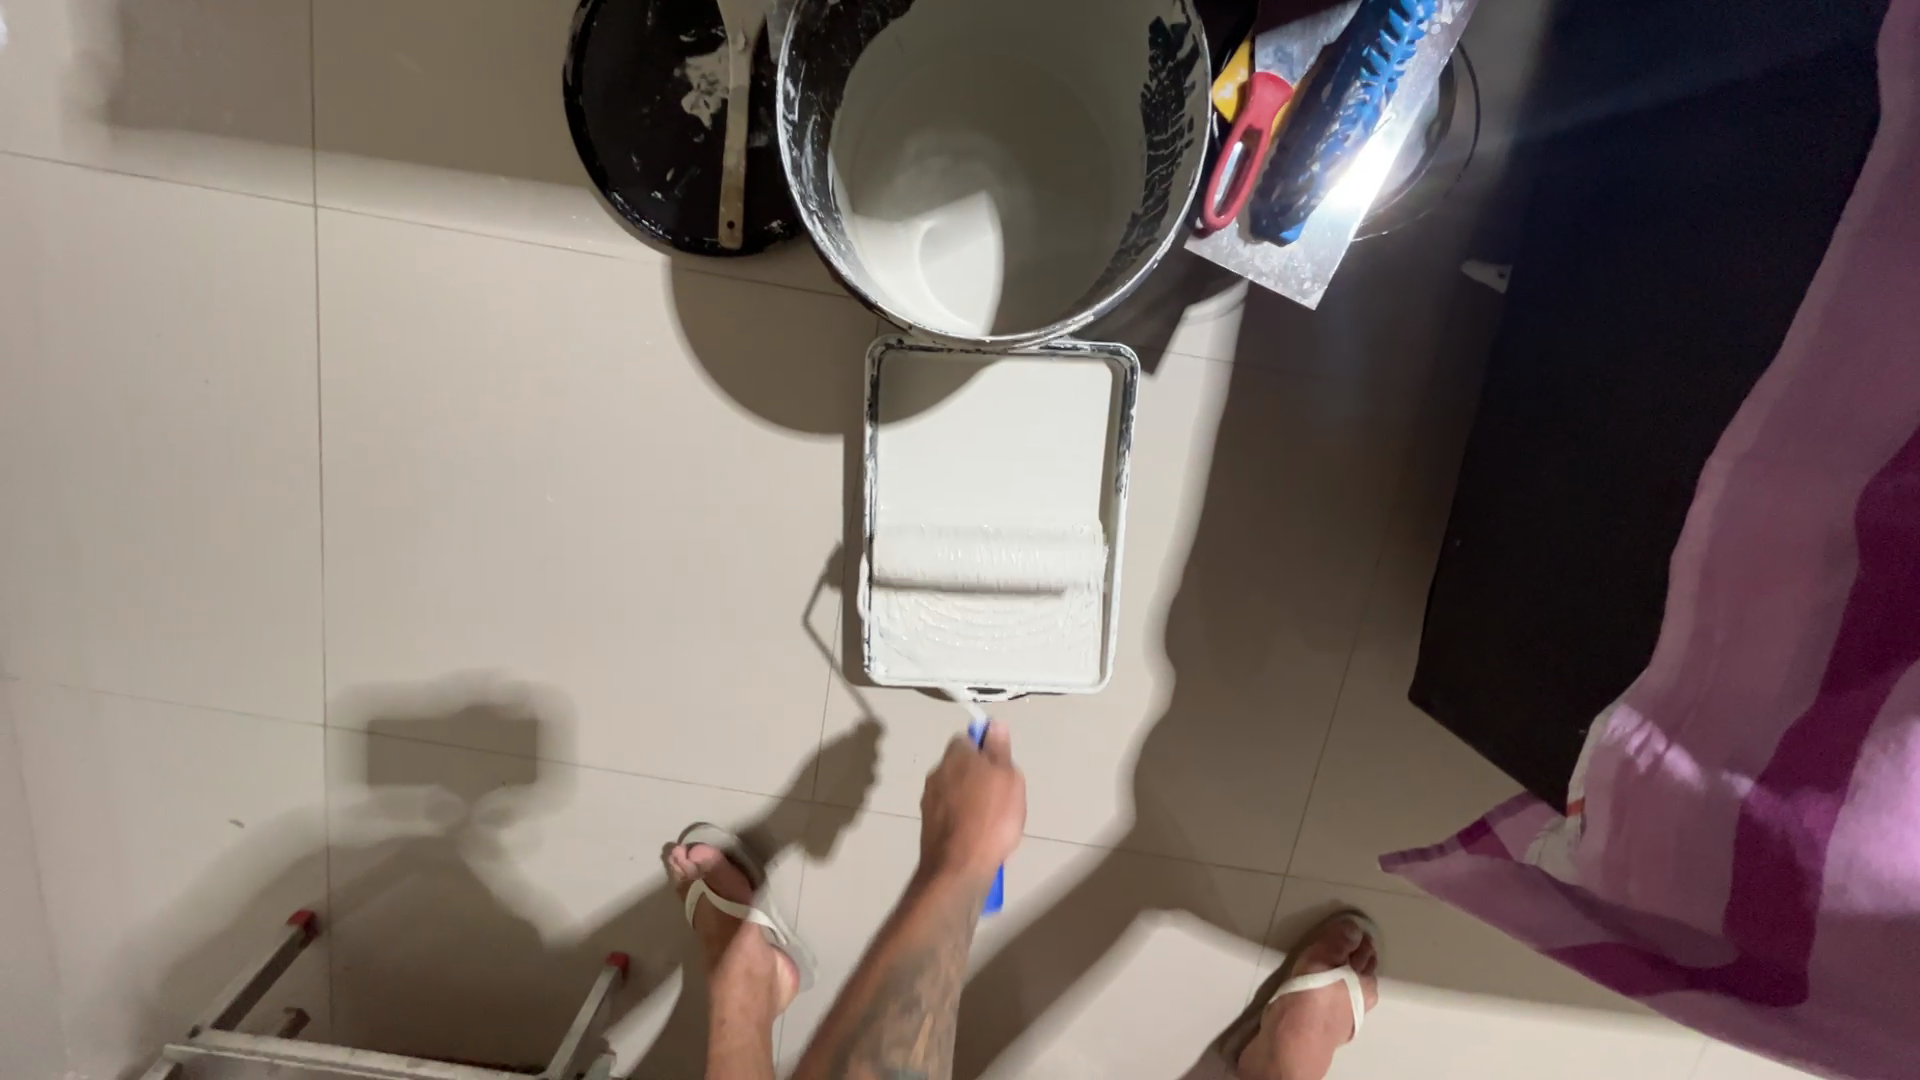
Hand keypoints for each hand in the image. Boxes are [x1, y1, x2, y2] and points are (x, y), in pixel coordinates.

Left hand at [919, 723, 1025, 886]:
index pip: (968, 739)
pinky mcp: (928, 824)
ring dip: (969, 798)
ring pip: (954, 790)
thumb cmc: (991, 817)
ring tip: (991, 820)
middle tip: (1001, 795)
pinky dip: (962, 818)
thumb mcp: (1008, 777)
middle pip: (960, 765)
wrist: (958, 867)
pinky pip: (950, 813)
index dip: (986, 750)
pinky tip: (977, 835)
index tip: (1001, 767)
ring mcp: (929, 799)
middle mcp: (937, 771)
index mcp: (956, 754)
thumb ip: (1000, 749)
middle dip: (978, 776)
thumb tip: (995, 725)